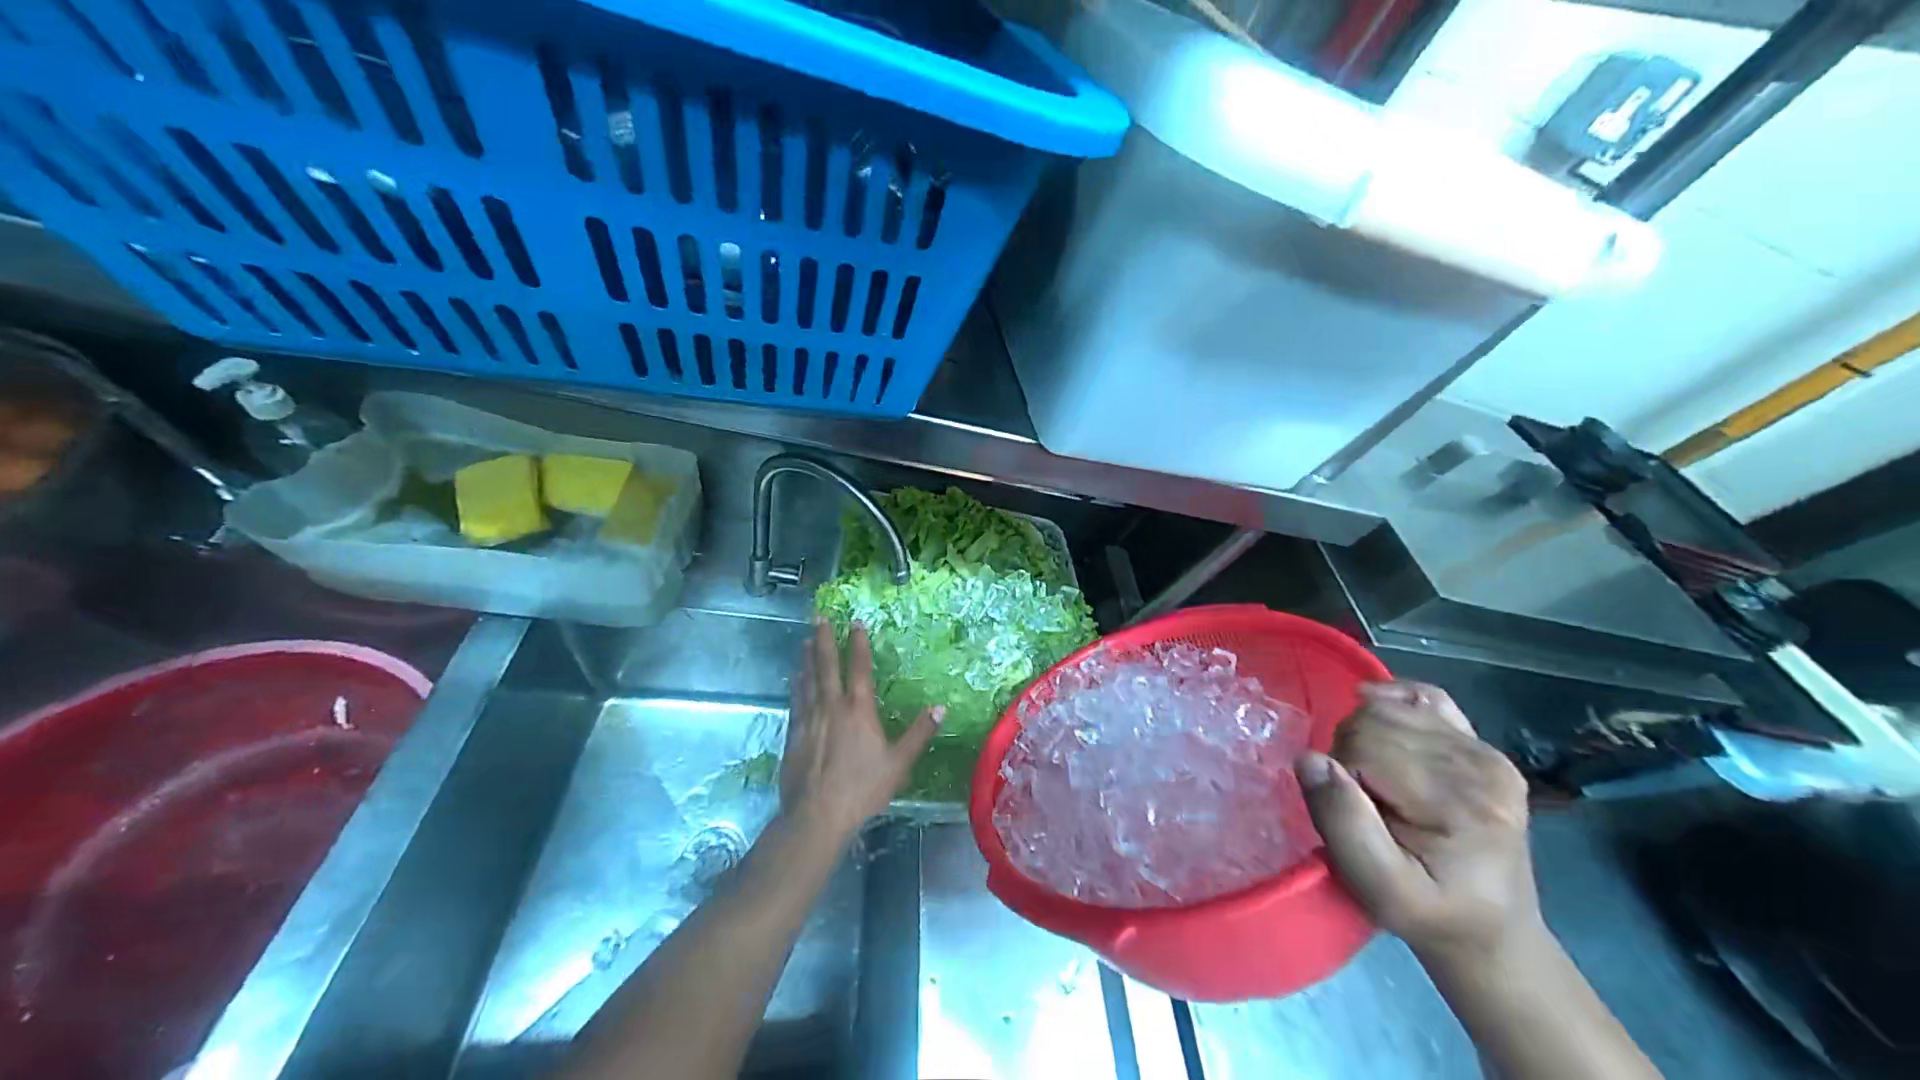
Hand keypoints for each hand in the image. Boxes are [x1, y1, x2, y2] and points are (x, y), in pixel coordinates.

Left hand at [781, 619, 942, 841]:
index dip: (858, 643)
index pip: (859, 667)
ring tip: (805, 640)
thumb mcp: (899, 763)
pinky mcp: (794, 734)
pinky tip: (794, 678)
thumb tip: (940, 708)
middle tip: (819, 616)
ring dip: (807, 657)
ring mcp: (809, 718)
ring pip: (807, 679)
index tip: (856, 623)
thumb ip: (919, 733)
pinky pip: (795, 700)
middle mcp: (831, 706)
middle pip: (826, 665)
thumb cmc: (862, 788)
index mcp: (858, 709)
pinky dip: (796, 685)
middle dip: (823, 639)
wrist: (817, 814)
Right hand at [1298, 681, 1540, 965]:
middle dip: (1349, 751)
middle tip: (1359, 798)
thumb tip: (1311, 760)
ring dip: (1365, 735)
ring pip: (1390, 708)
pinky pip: (1426, 696)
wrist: (1491, 931)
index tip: (1352, 812)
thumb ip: (1343, 824)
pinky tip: (1382, 721)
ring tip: (1373, 779)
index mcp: (1460, 800)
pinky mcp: (1482, 747)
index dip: (1340, 772)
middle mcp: (1480, 764)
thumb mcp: (1380, 889)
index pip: (1365, 746)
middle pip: (1377, 720)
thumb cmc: (1430, 914)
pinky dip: (1394, 699)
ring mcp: (1485, 751)